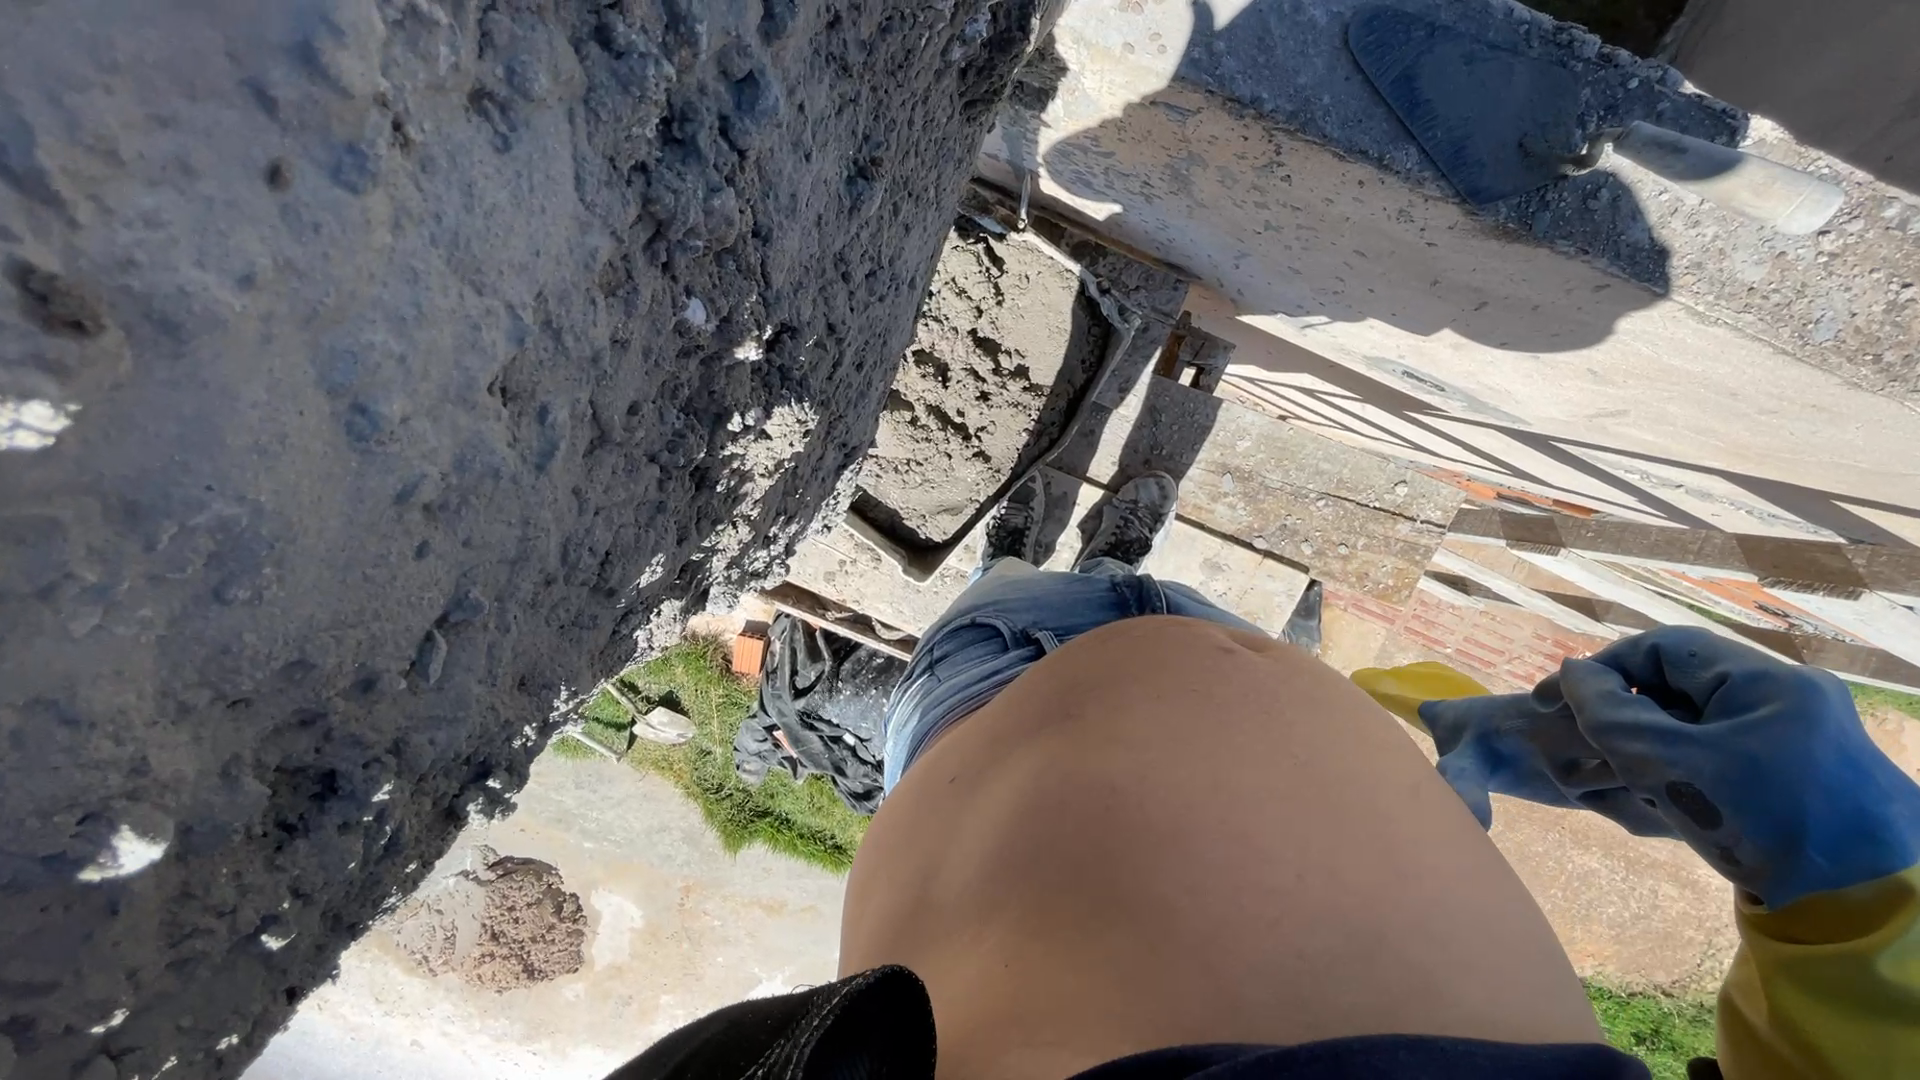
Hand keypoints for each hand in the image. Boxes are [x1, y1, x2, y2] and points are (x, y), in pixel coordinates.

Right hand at [1419, 626, 1919, 908]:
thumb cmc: (1754, 820)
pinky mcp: (1809, 770)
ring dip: (1651, 739)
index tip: (1554, 702)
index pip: (1658, 647)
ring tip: (1628, 776)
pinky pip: (1725, 745)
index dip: (1598, 668)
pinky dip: (1685, 761)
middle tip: (1589, 742)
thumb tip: (1575, 673)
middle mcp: (1794, 696)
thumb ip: (1600, 708)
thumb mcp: (1655, 760)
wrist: (1862, 910)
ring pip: (1698, 716)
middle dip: (1625, 710)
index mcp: (1768, 681)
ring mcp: (1808, 734)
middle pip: (1679, 683)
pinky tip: (1672, 796)